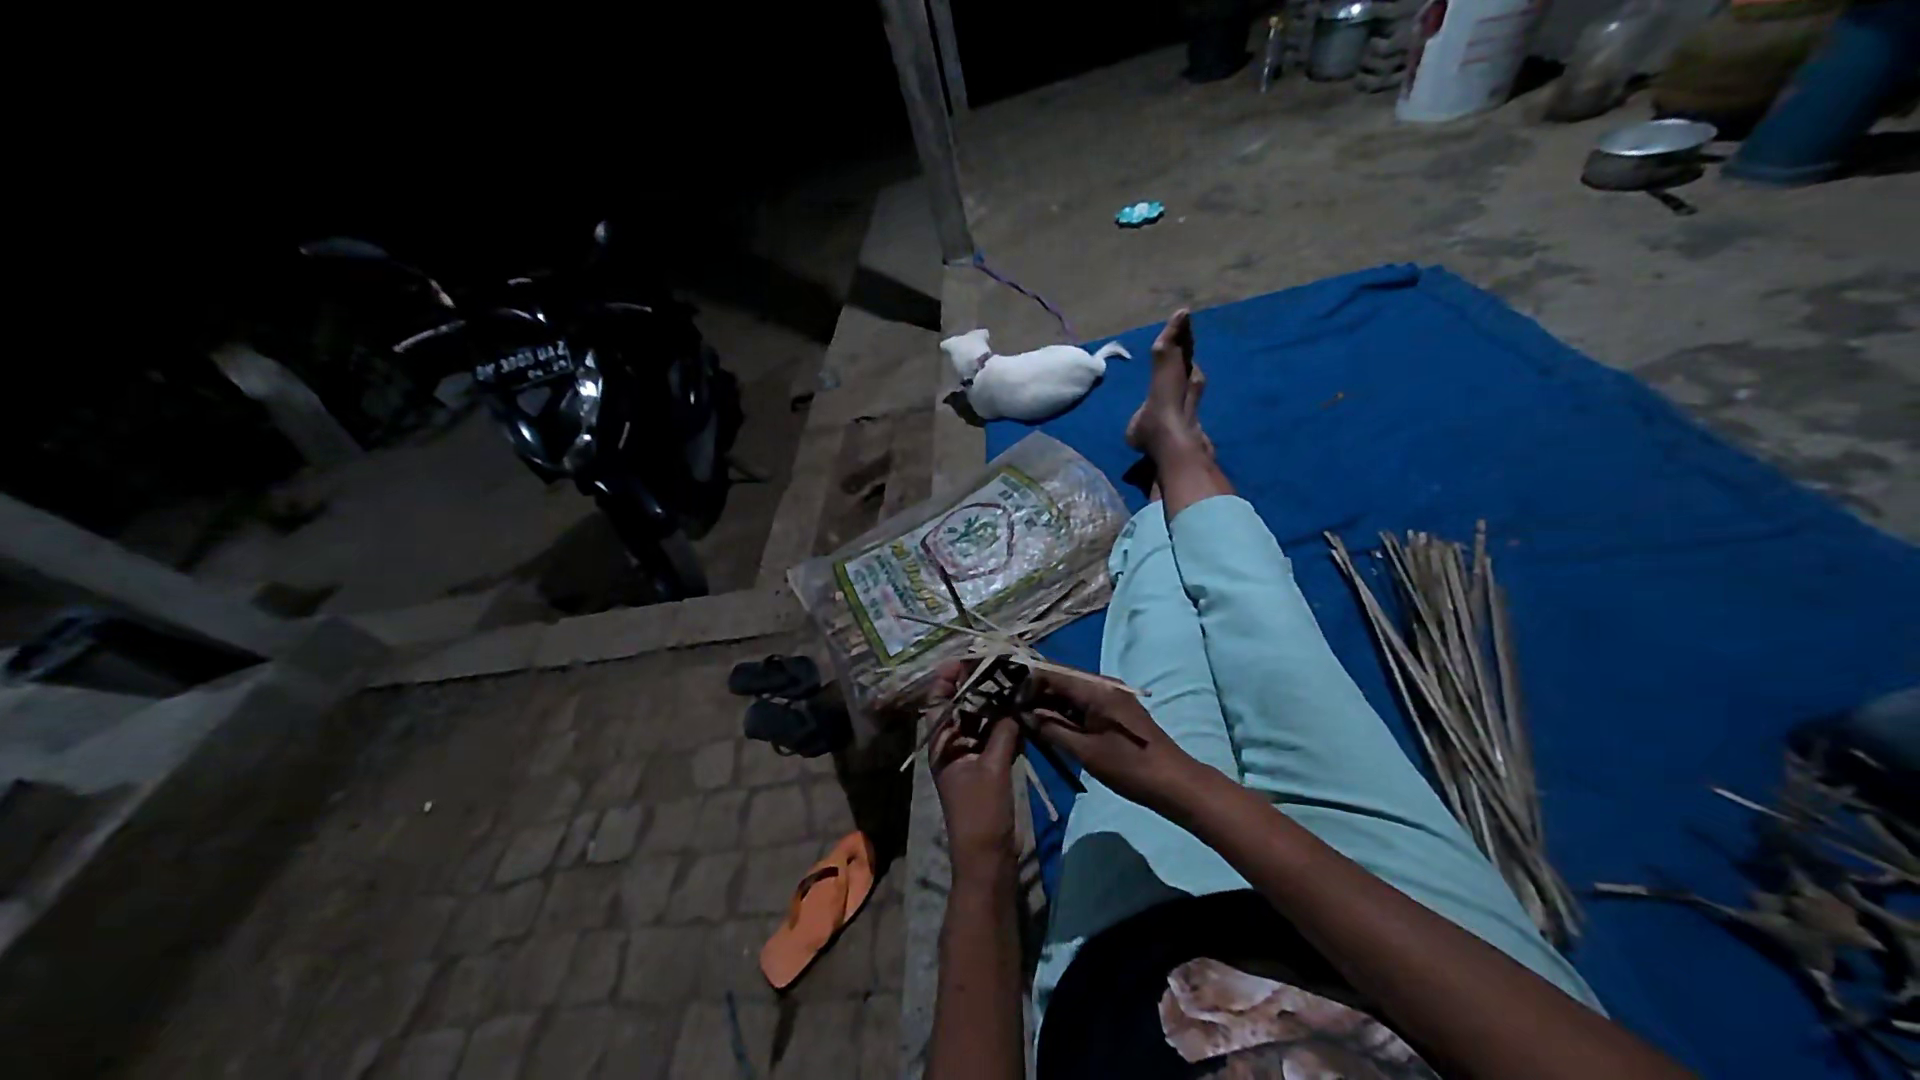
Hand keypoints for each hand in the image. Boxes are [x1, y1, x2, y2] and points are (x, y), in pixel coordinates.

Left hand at [928, 663, 1021, 877]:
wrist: (988, 857)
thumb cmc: (981, 812)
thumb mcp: (993, 768)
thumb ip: (1003, 732)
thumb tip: (1013, 704)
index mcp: (942, 745)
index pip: (940, 702)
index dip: (949, 679)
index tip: (966, 658)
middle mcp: (953, 747)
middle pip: (962, 708)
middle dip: (980, 688)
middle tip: (1001, 667)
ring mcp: (970, 758)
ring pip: (981, 722)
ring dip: (996, 706)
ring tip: (1015, 684)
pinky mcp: (987, 769)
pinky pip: (995, 739)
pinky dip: (1006, 727)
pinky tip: (1022, 715)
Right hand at [1018, 670, 1202, 814]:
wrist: (1173, 782)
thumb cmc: (1128, 767)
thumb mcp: (1084, 750)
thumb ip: (1050, 728)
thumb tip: (1022, 714)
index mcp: (1096, 688)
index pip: (1051, 673)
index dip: (1026, 684)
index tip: (1007, 701)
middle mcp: (1102, 684)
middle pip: (1060, 679)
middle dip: (1035, 693)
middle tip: (1012, 712)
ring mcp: (1110, 695)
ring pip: (1069, 692)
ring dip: (1048, 703)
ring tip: (1025, 720)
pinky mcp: (1113, 709)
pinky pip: (1081, 702)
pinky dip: (1064, 711)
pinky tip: (1049, 726)